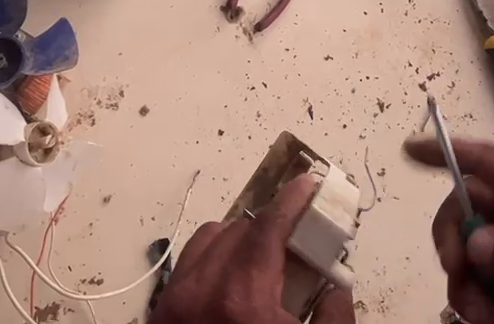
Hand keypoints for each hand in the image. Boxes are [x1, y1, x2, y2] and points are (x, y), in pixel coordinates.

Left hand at [148, 173, 355, 323]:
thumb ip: (334, 319)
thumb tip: (336, 286)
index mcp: (242, 298)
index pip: (269, 224)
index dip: (293, 198)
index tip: (309, 184)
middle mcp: (201, 291)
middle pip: (241, 228)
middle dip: (272, 224)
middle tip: (296, 235)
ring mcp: (173, 305)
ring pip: (208, 239)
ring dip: (238, 237)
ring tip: (261, 255)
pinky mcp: (157, 320)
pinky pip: (186, 266)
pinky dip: (211, 259)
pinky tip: (230, 281)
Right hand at [406, 136, 493, 323]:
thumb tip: (472, 238)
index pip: (491, 163)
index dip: (449, 152)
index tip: (409, 150)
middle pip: (472, 211)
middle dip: (455, 243)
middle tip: (462, 285)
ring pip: (475, 255)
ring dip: (467, 285)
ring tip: (486, 321)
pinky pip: (491, 289)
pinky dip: (482, 308)